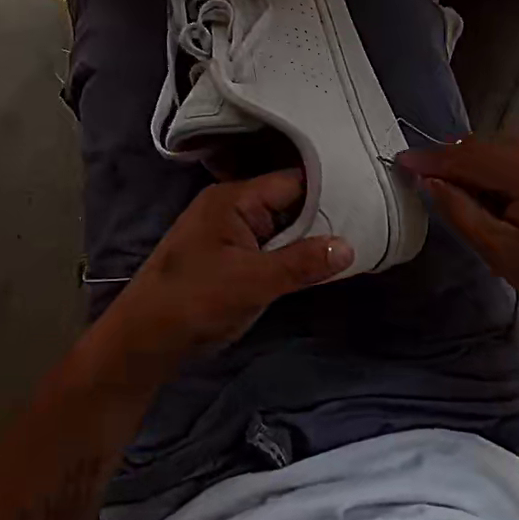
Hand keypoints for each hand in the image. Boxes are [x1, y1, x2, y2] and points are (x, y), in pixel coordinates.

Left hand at [102, 169, 352, 359]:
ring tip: (358, 241)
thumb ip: (301, 263)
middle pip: (289, 202)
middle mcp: (233, 207)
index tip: (369, 198)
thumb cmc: (195, 301)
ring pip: (282, 226)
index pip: (292, 182)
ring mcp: (231, 232)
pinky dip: (293, 254)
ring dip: (310, 238)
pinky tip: (322, 264)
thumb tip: (348, 245)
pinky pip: (271, 246)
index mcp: (233, 199)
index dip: (330, 190)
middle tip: (372, 224)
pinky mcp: (232, 256)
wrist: (147, 337)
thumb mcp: (252, 282)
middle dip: (325, 216)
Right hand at [397, 138, 518, 355]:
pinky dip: (507, 173)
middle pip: (490, 148)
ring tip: (463, 194)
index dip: (432, 159)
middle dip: (456, 162)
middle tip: (428, 181)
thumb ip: (462, 213)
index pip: (470, 157)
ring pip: (511, 153)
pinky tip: (501, 197)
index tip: (402, 160)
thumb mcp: (505, 254)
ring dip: (482, 168)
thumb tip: (431, 182)